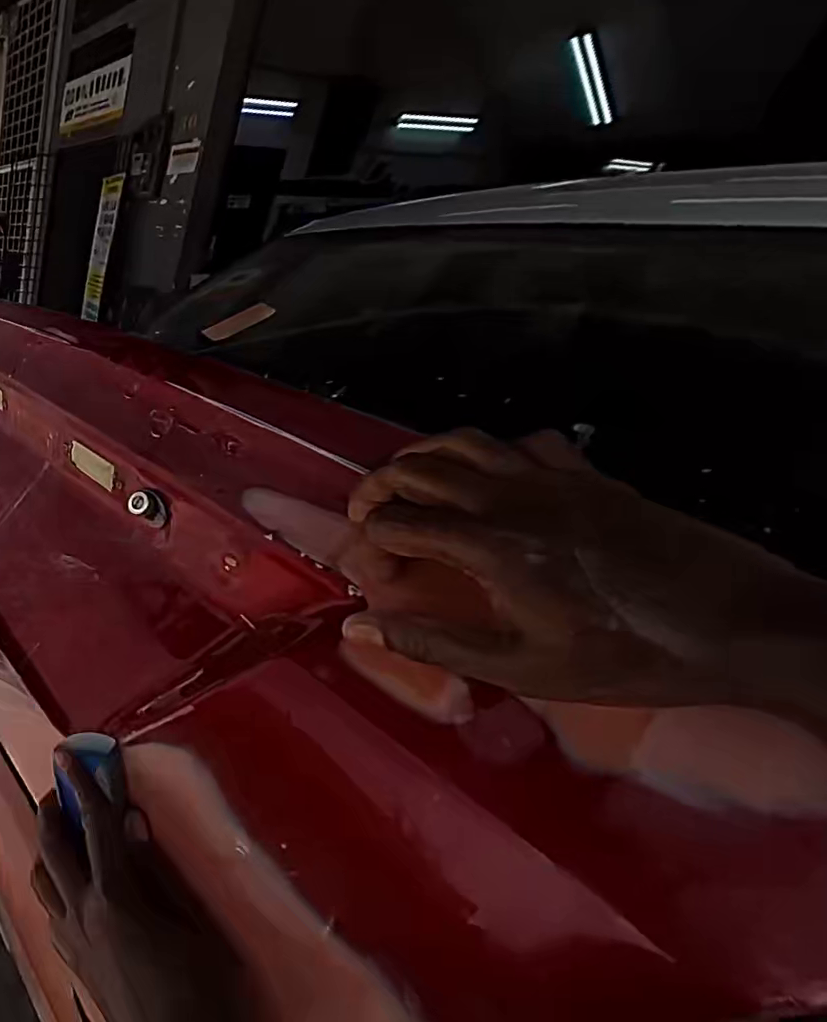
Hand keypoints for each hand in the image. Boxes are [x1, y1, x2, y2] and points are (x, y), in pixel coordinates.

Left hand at [32, 749, 246, 1021]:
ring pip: (41, 876)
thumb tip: (132, 820)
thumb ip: (157, 872)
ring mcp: (71, 937)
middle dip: (52, 808)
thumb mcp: (195, 931)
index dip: (82, 785)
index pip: (94, 826)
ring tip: (61, 831)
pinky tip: (68, 886)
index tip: (65, 754)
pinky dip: (53, 884)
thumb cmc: (203, 995)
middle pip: (52, 845)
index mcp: (114, 898)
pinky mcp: (72, 961)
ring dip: (47, 846)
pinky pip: (49, 909)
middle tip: (59, 787)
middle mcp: (81, 911)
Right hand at [344, 428, 826, 721]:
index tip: (383, 578)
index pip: (392, 523)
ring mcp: (550, 482)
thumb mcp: (520, 668)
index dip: (370, 548)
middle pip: (410, 469)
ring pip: (457, 442)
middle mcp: (508, 501)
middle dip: (374, 491)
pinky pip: (522, 442)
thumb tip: (355, 628)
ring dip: (418, 460)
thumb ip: (429, 644)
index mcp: (488, 546)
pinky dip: (489, 453)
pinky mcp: (588, 477)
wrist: (755, 630)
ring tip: (409, 486)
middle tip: (370, 517)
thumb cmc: (631, 656)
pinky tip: (488, 481)